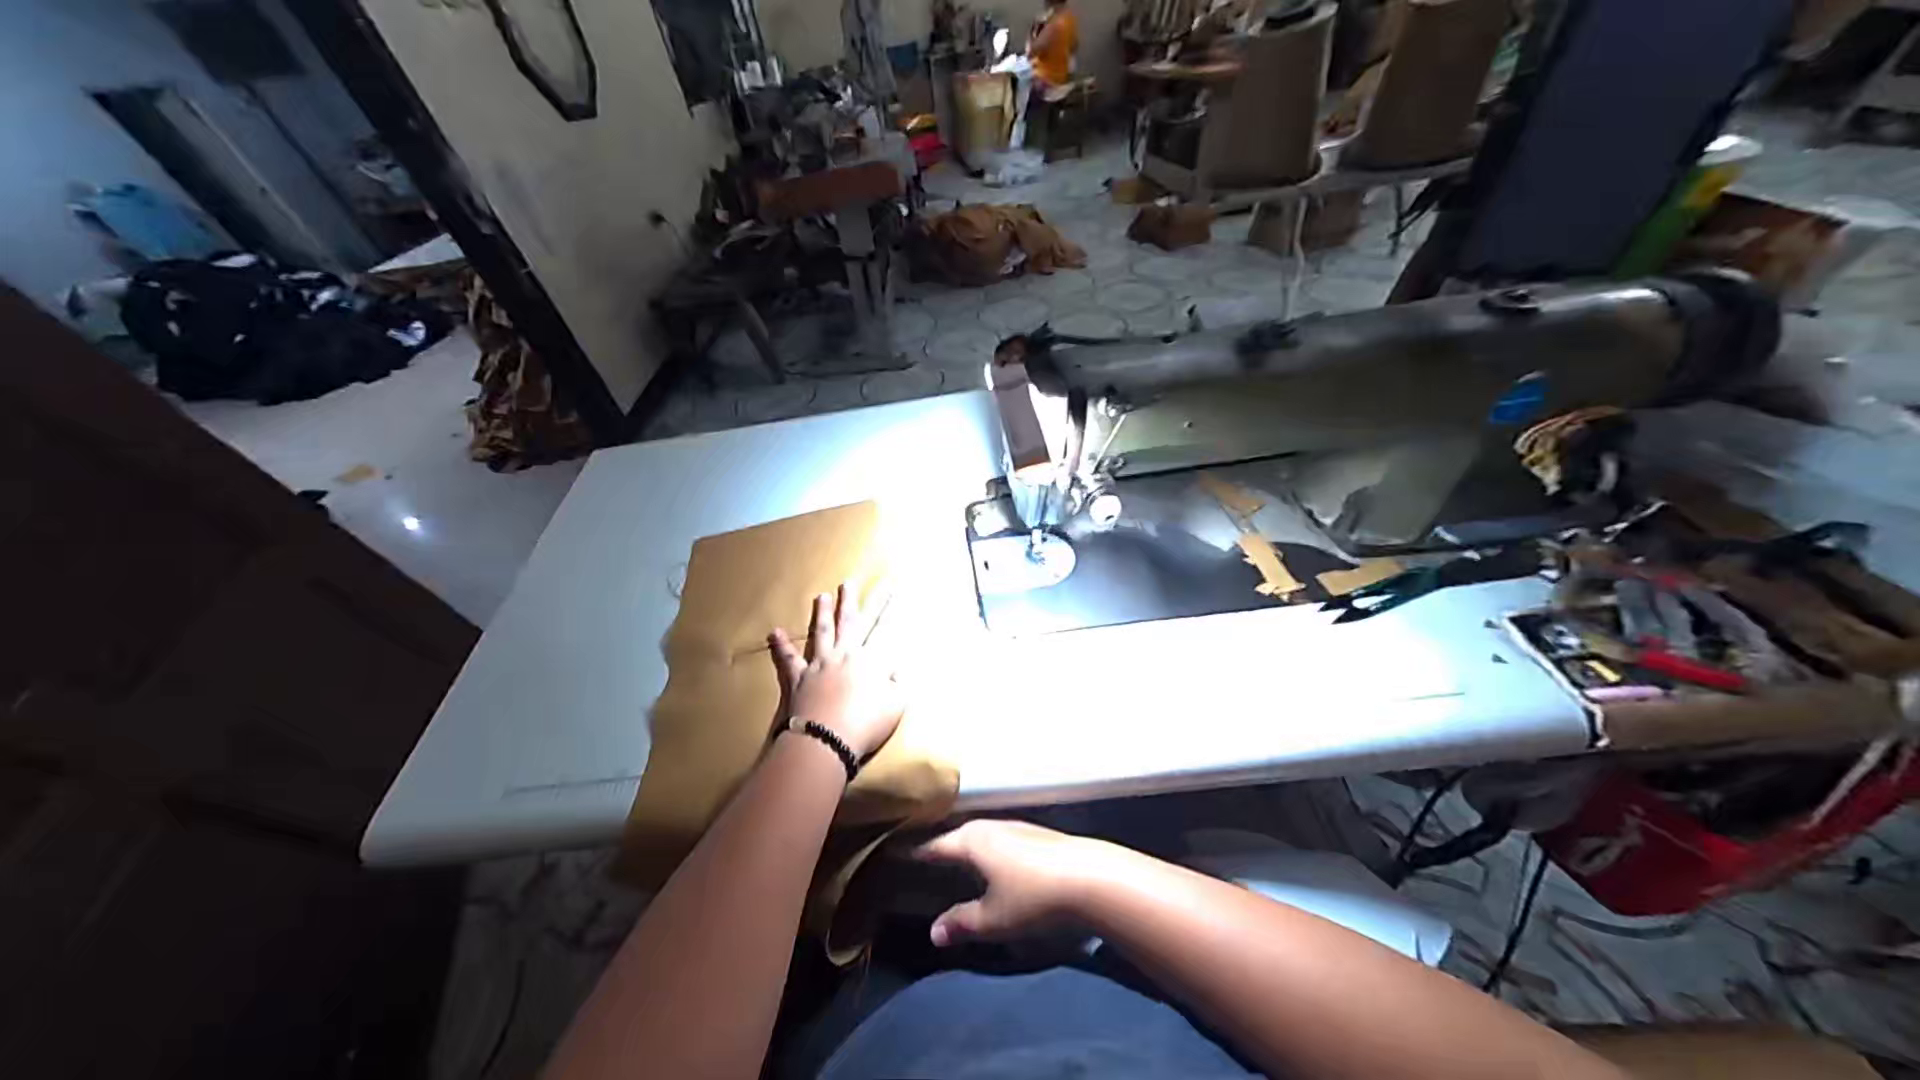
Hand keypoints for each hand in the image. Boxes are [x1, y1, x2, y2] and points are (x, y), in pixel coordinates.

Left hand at [768, 583, 902, 760]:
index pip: (882, 627)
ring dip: (821, 613)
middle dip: (850, 601)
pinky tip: (774, 633)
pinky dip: (780, 646)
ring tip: (821, 596)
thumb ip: (898, 685)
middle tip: (848, 583)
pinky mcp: (797, 679)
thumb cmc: (866, 725)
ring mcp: (818, 665)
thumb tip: (898, 668)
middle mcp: (843, 655)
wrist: (826, 740)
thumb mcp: (895, 706)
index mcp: (869, 660)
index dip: (886, 606)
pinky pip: (787, 659)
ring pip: (821, 632)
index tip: (889, 586)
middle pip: (848, 622)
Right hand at [913, 820, 1124, 946]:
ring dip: (969, 847)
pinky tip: (996, 864)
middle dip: (942, 847)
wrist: (1092, 877)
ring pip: (982, 835)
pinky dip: (990, 850)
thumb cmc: (1034, 897)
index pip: (935, 845)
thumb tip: (933, 931)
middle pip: (959, 836)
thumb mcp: (993, 919)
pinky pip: (1001, 839)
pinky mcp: (1038, 835)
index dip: (917, 851)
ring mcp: (1017, 827)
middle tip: (924, 857)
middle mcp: (991, 826)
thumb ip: (962, 923)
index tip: (898, 853)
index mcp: (972, 841)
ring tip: (957, 860)